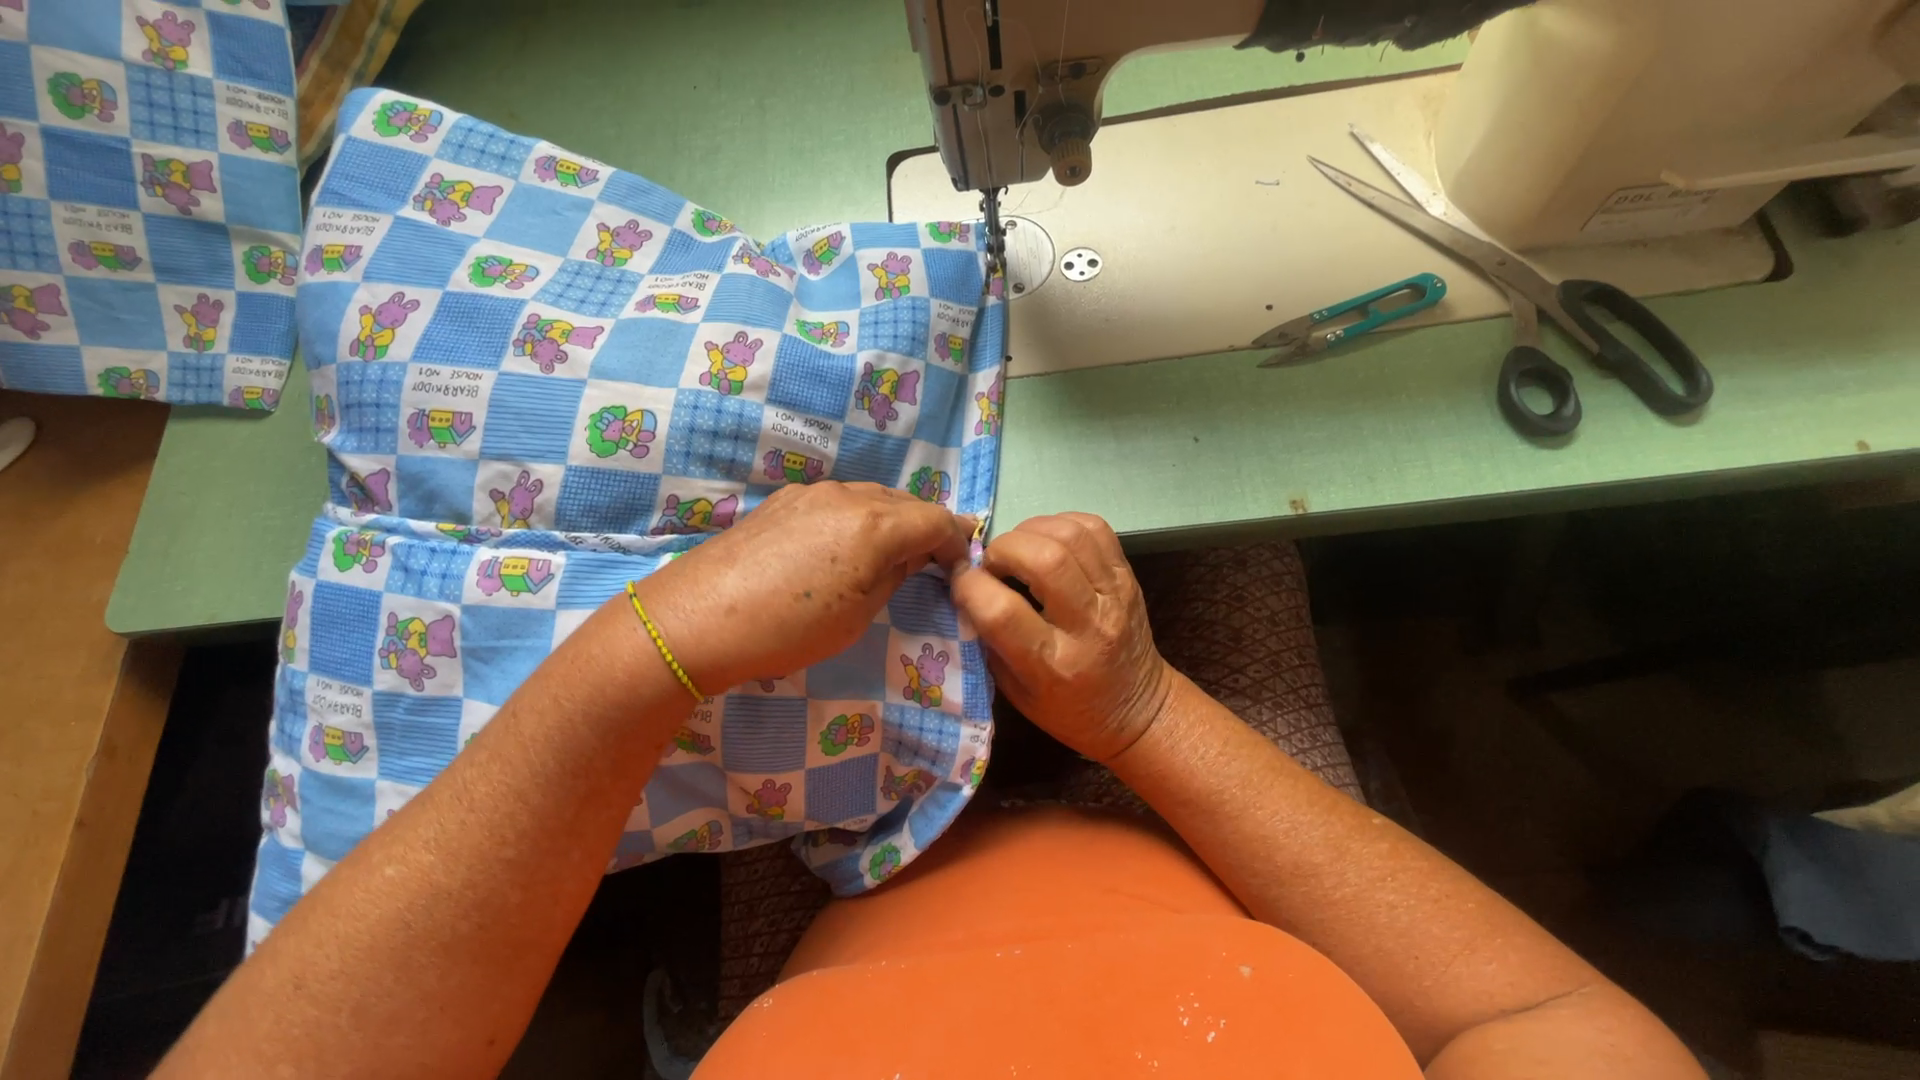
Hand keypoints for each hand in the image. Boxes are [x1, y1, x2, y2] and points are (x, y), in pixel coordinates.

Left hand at [632, 482, 972, 693]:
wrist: (697, 619)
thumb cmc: (788, 629)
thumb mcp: (857, 615)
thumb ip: (894, 575)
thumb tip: (913, 557)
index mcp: (876, 524)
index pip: (938, 520)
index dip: (957, 543)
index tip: (959, 568)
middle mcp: (849, 495)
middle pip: (907, 502)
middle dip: (927, 528)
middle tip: (934, 560)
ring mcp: (812, 493)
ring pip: (871, 497)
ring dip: (891, 520)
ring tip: (891, 554)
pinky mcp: (783, 500)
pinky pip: (838, 502)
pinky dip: (857, 518)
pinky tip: (844, 547)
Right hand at [951, 512, 1174, 763]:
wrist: (1136, 710)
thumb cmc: (1066, 708)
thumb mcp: (1015, 692)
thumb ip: (988, 641)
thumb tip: (964, 589)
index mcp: (1052, 666)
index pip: (1003, 612)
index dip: (970, 586)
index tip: (960, 581)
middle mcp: (1088, 627)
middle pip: (1045, 560)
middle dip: (1004, 548)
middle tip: (993, 563)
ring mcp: (1115, 597)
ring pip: (1071, 536)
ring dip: (1031, 530)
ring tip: (1018, 548)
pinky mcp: (1128, 578)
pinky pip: (1096, 529)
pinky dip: (1062, 522)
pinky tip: (1046, 540)